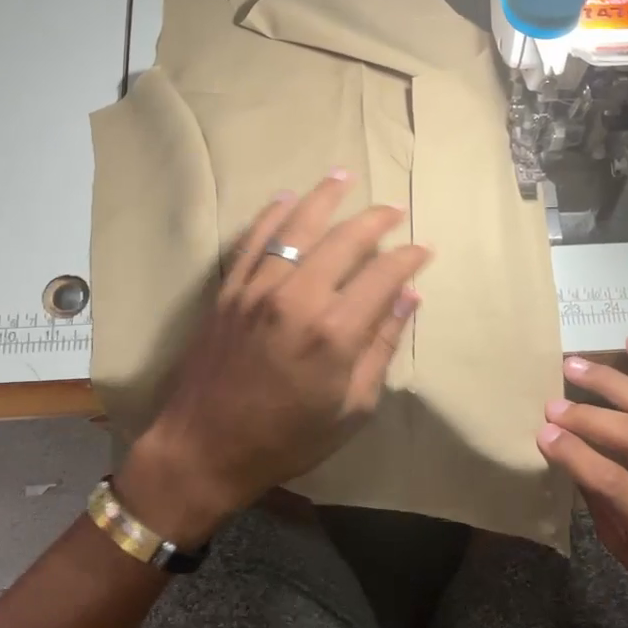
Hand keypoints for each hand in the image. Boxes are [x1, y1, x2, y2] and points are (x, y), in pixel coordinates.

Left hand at [116, 170, 430, 544]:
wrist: (204, 450)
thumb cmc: (287, 440)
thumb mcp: (352, 409)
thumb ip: (381, 347)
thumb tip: (408, 298)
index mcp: (334, 334)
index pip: (383, 276)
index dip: (408, 258)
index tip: (423, 250)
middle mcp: (297, 300)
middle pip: (344, 240)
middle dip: (376, 220)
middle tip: (394, 210)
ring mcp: (257, 290)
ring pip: (296, 227)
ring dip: (324, 198)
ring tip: (344, 177)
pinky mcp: (228, 291)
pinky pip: (254, 241)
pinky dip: (272, 215)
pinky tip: (287, 199)